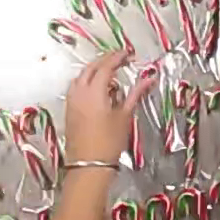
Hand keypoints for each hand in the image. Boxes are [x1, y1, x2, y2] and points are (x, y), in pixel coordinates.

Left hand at [63, 50, 152, 165]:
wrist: (89, 165)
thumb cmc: (109, 142)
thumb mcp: (124, 116)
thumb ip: (136, 94)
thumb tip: (149, 78)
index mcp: (94, 91)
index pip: (106, 67)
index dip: (117, 58)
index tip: (128, 54)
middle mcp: (79, 92)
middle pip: (91, 68)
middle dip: (105, 61)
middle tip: (120, 59)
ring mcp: (72, 100)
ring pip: (82, 76)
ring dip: (95, 70)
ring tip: (111, 72)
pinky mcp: (70, 109)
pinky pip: (77, 87)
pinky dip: (88, 81)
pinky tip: (99, 88)